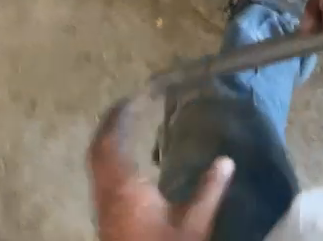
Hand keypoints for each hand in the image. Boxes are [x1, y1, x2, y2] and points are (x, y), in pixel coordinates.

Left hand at [86, 96, 234, 240]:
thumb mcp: (194, 226)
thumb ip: (209, 190)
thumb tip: (226, 160)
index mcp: (124, 187)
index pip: (111, 141)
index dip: (118, 116)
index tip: (133, 97)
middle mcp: (106, 194)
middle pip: (97, 150)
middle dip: (109, 126)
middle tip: (128, 107)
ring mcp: (102, 209)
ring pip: (96, 166)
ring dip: (107, 144)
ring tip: (127, 129)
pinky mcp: (104, 222)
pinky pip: (100, 180)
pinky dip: (109, 162)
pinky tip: (128, 167)